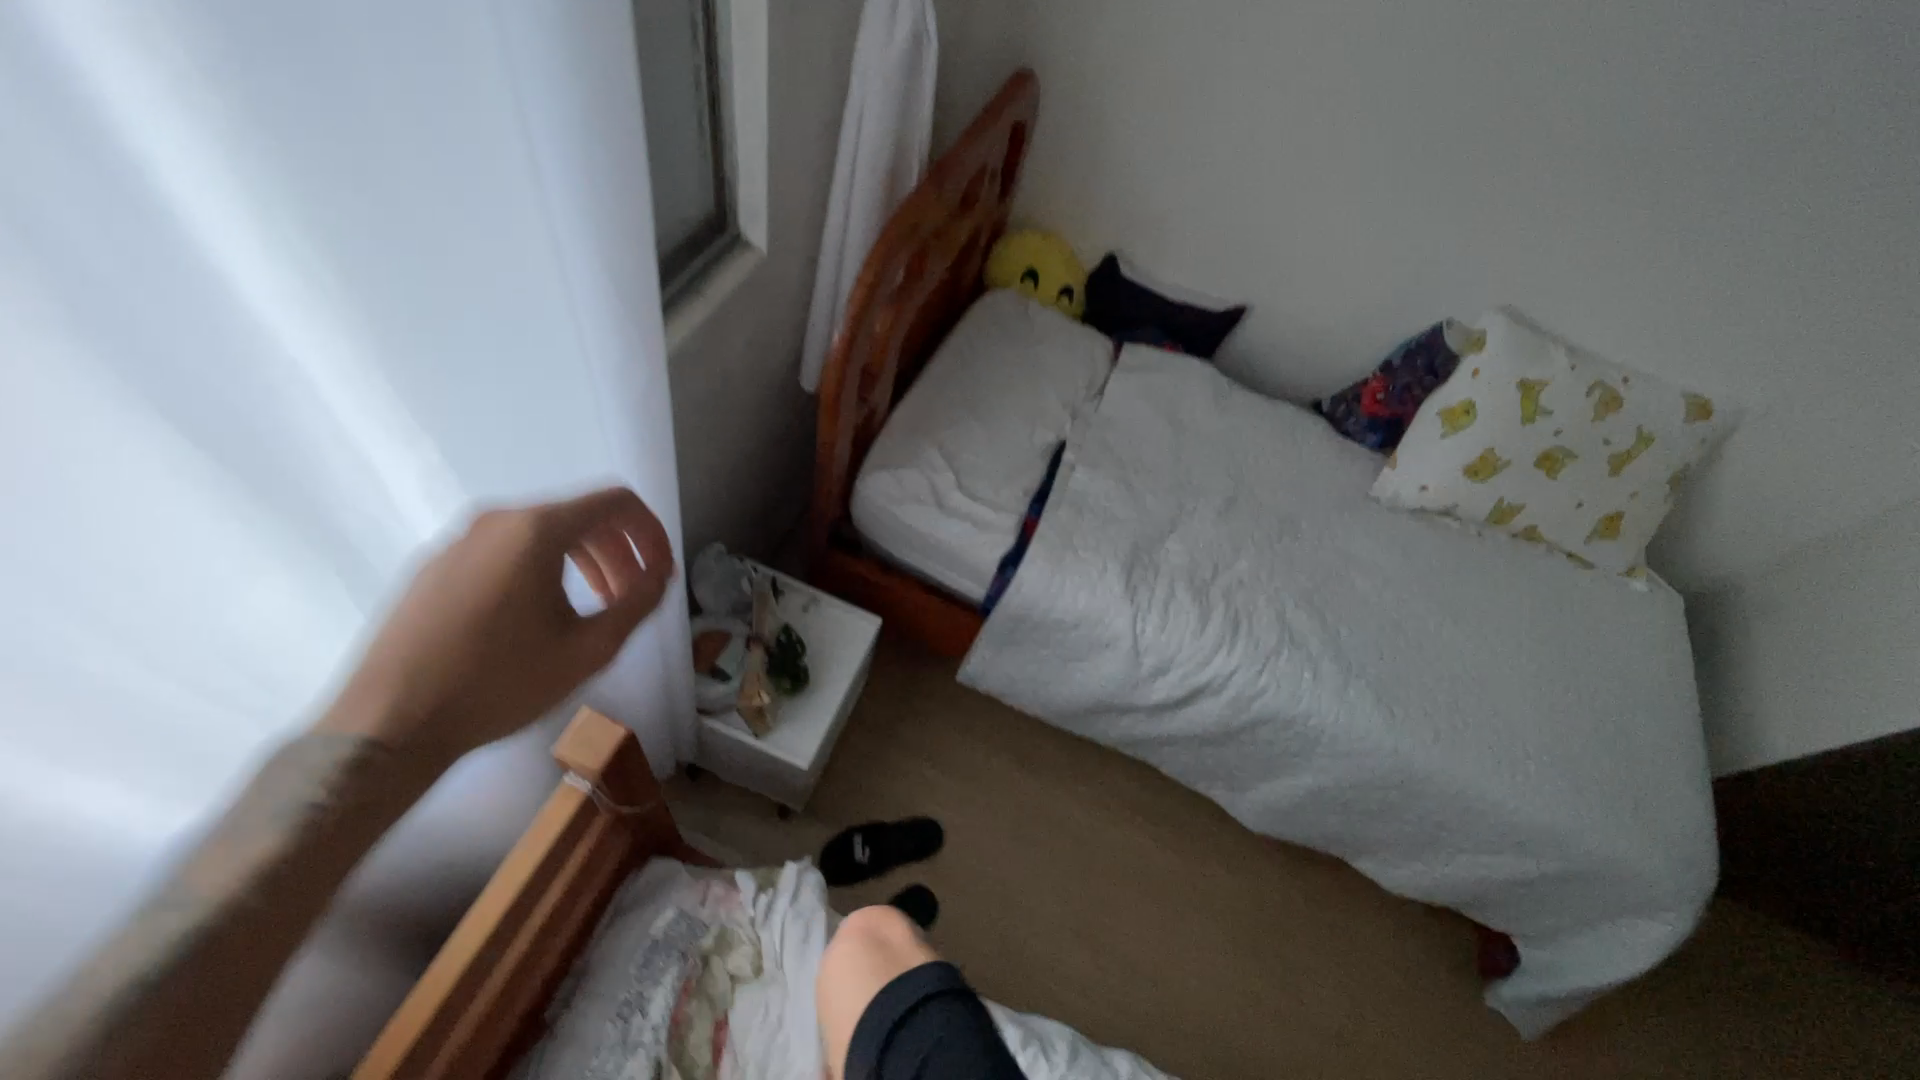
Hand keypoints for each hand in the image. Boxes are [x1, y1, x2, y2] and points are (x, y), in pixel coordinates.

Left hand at [321, 487, 675, 762]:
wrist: (389, 723)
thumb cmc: (499, 684)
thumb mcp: (589, 649)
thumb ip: (638, 603)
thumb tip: (659, 575)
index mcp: (536, 529)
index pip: (617, 503)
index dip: (652, 534)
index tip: (661, 575)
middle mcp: (496, 520)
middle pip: (580, 517)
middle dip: (620, 554)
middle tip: (632, 599)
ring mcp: (458, 541)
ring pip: (541, 535)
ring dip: (583, 564)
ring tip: (594, 610)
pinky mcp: (434, 568)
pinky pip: (504, 553)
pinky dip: (540, 572)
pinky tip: (537, 620)